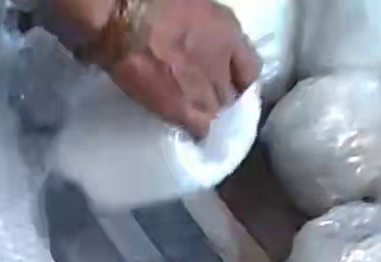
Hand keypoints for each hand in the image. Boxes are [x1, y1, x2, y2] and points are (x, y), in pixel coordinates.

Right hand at [107, 0, 259, 137]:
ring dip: (209, 114)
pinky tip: (193, 130)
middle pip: (232, 95)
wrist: (129, 25)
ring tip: (196, 114)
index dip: (241, 80)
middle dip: (222, 98)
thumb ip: (210, 30)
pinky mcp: (180, 108)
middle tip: (208, 99)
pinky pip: (200, 128)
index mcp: (229, 33)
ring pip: (217, 113)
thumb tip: (205, 45)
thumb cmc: (158, 5)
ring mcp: (201, 89)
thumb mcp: (199, 7)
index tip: (231, 83)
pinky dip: (199, 130)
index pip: (251, 69)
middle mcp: (221, 64)